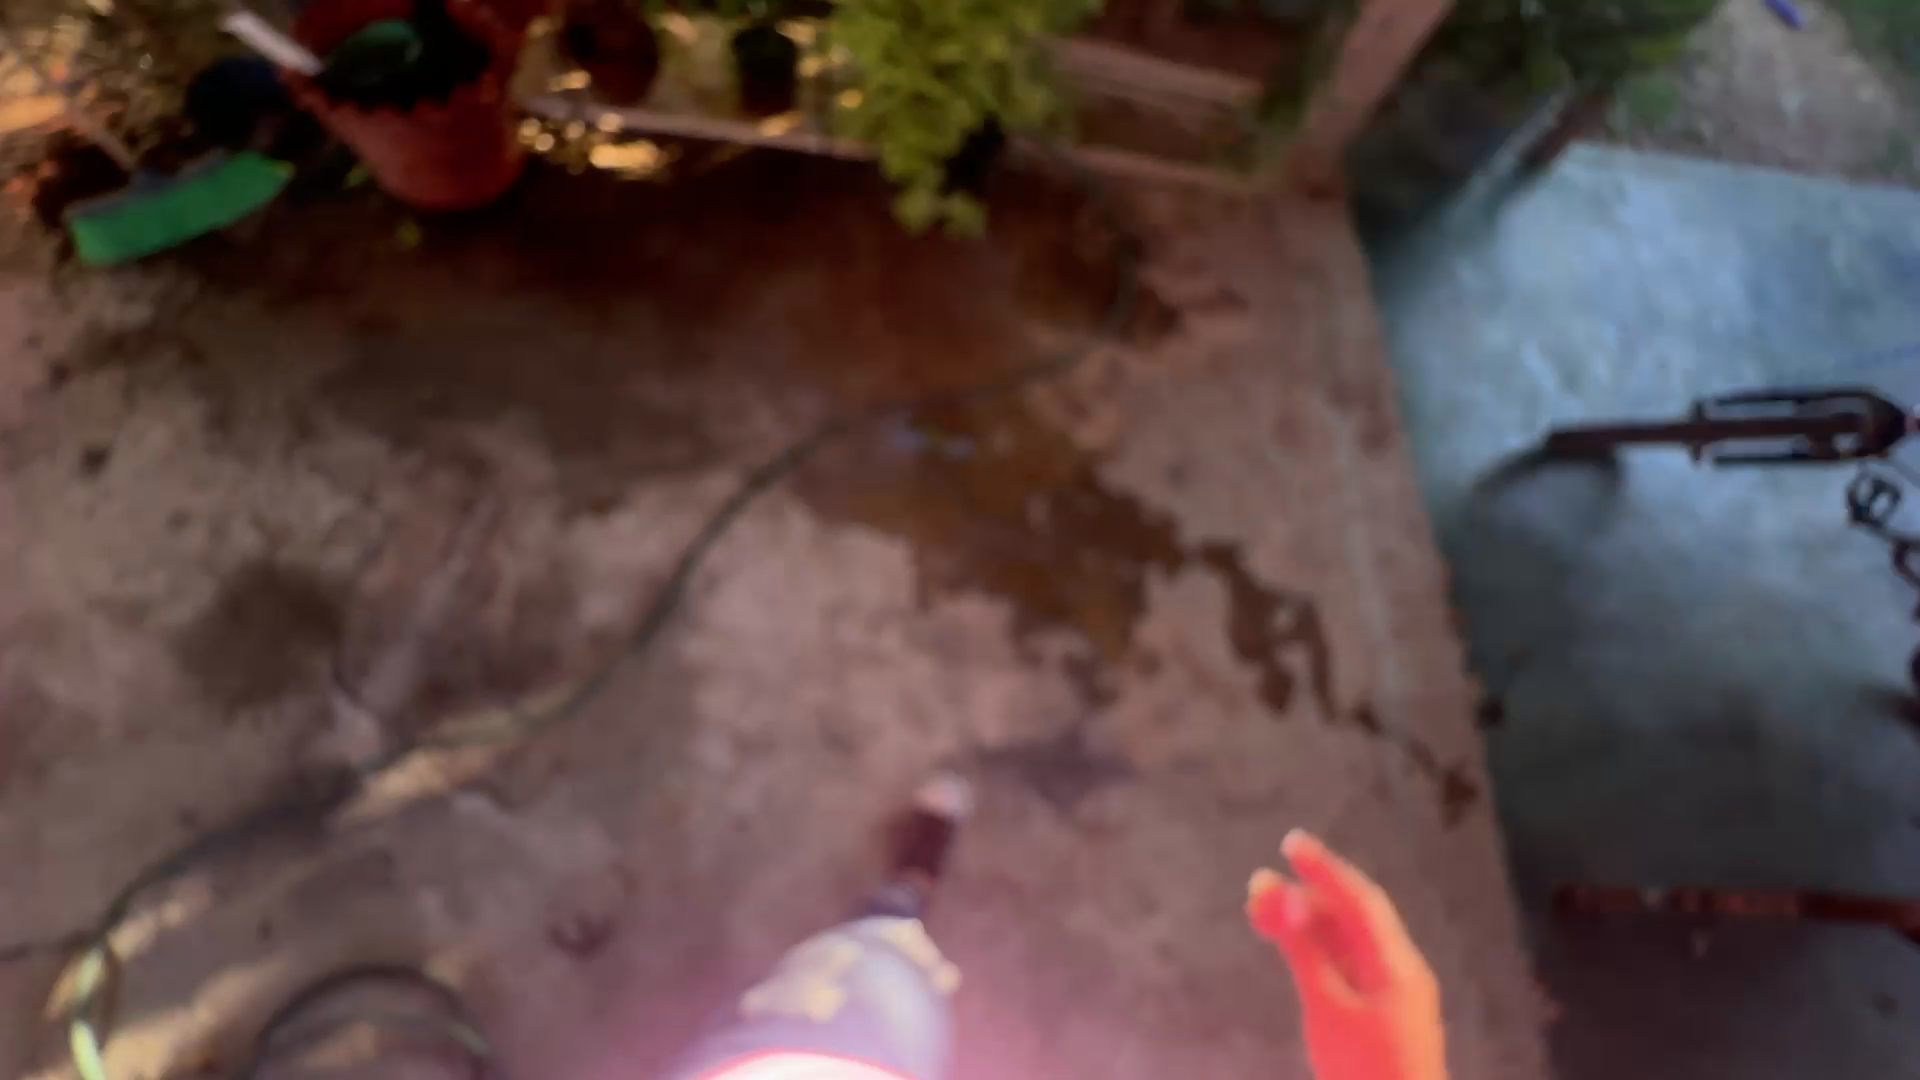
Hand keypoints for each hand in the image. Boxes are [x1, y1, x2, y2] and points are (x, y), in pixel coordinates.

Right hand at [1247, 830, 1445, 1079]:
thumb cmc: (1363, 1070)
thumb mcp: (1326, 1006)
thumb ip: (1303, 948)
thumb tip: (1280, 896)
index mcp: (1396, 964)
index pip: (1359, 899)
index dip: (1323, 867)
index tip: (1290, 843)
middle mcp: (1397, 969)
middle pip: (1350, 916)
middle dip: (1303, 895)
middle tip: (1257, 886)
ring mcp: (1389, 991)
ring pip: (1343, 938)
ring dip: (1304, 921)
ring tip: (1259, 913)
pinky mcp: (1377, 1010)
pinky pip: (1343, 962)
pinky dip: (1313, 947)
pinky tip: (1286, 943)